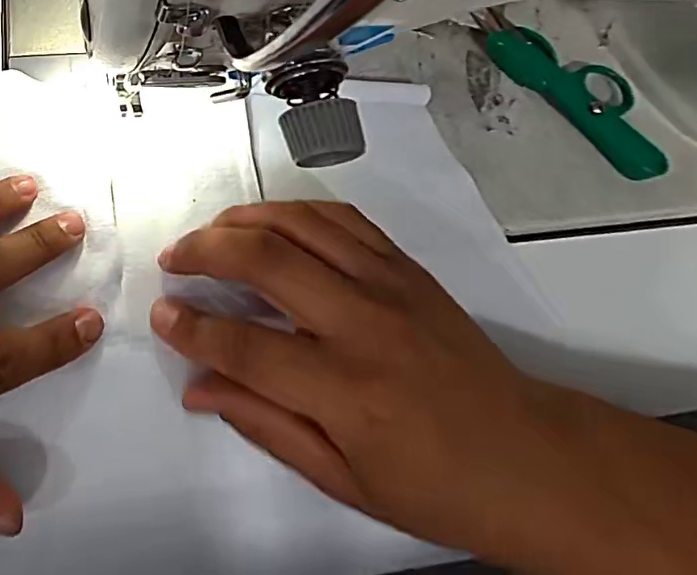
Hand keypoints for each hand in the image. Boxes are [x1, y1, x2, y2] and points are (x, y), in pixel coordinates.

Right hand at [153, 202, 696, 574]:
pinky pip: (338, 216)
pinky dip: (292, 210)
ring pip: (299, 223)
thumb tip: (197, 385)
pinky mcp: (405, 265)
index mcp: (351, 392)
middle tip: (172, 260)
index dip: (193, 327)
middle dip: (204, 251)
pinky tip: (267, 221)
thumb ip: (263, 423)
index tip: (160, 314)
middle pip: (267, 259)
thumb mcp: (343, 480)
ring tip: (207, 234)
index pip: (248, 345)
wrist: (536, 460)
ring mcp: (390, 283)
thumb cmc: (436, 486)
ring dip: (241, 220)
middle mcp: (367, 324)